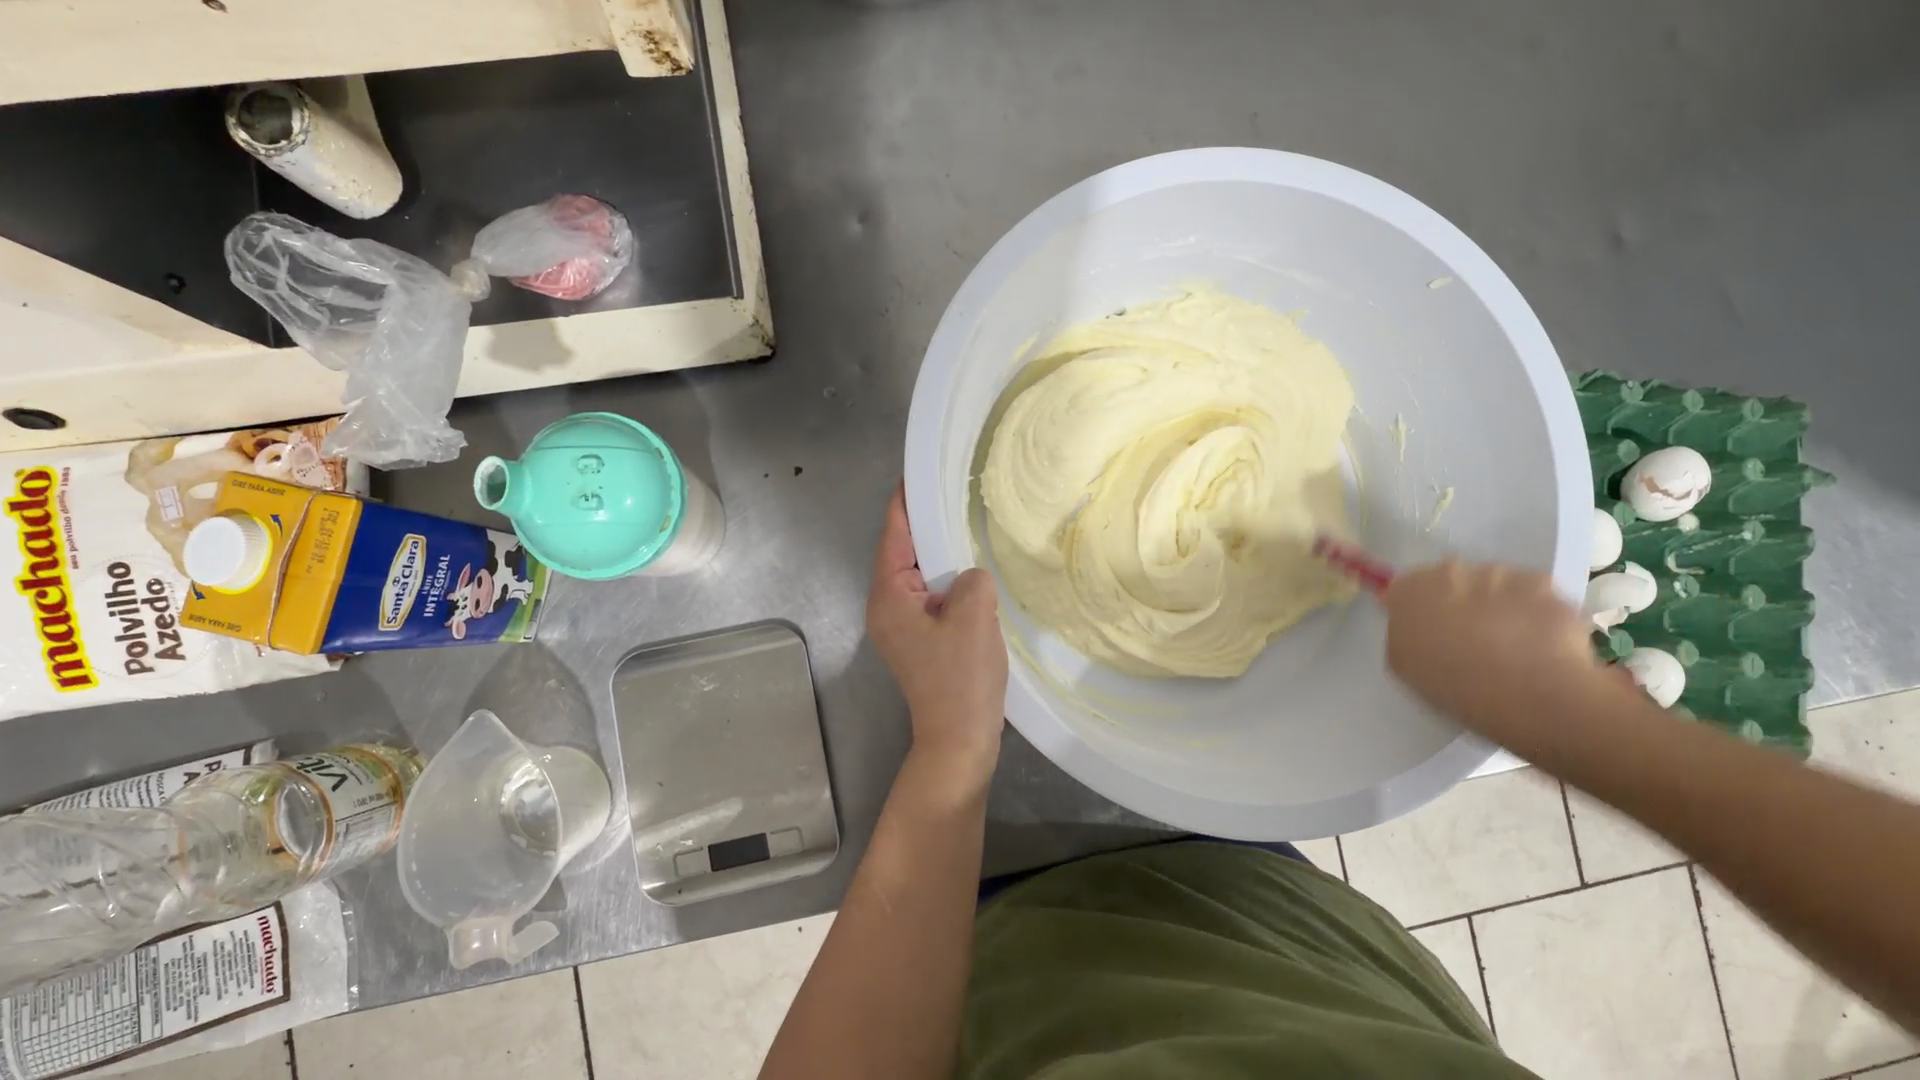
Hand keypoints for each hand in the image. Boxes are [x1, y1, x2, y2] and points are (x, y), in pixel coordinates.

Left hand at [866, 486, 1008, 793]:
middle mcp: (887, 607)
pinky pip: (934, 598)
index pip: (894, 535)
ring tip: (970, 525)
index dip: (907, 502)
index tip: (920, 471)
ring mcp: (903, 627)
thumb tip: (970, 579)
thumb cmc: (961, 679)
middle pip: (905, 553)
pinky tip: (977, 573)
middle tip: (957, 492)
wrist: (960, 741)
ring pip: (922, 577)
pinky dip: (952, 582)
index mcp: (889, 596)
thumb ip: (973, 578)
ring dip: (944, 556)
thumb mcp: (974, 617)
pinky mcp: (922, 642)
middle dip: (928, 525)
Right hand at [1384, 560, 1627, 740]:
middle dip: (1461, 603)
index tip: (1433, 631)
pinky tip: (1543, 642)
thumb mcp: (1406, 666)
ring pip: (1496, 585)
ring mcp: (1499, 573)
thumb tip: (1420, 628)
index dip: (1421, 609)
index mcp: (1410, 591)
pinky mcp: (1543, 582)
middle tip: (1473, 639)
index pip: (1407, 588)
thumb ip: (1406, 635)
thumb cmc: (1455, 683)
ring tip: (1514, 645)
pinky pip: (1534, 594)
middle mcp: (1451, 571)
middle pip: (1453, 581)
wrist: (1528, 689)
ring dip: (1500, 606)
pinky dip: (1537, 612)